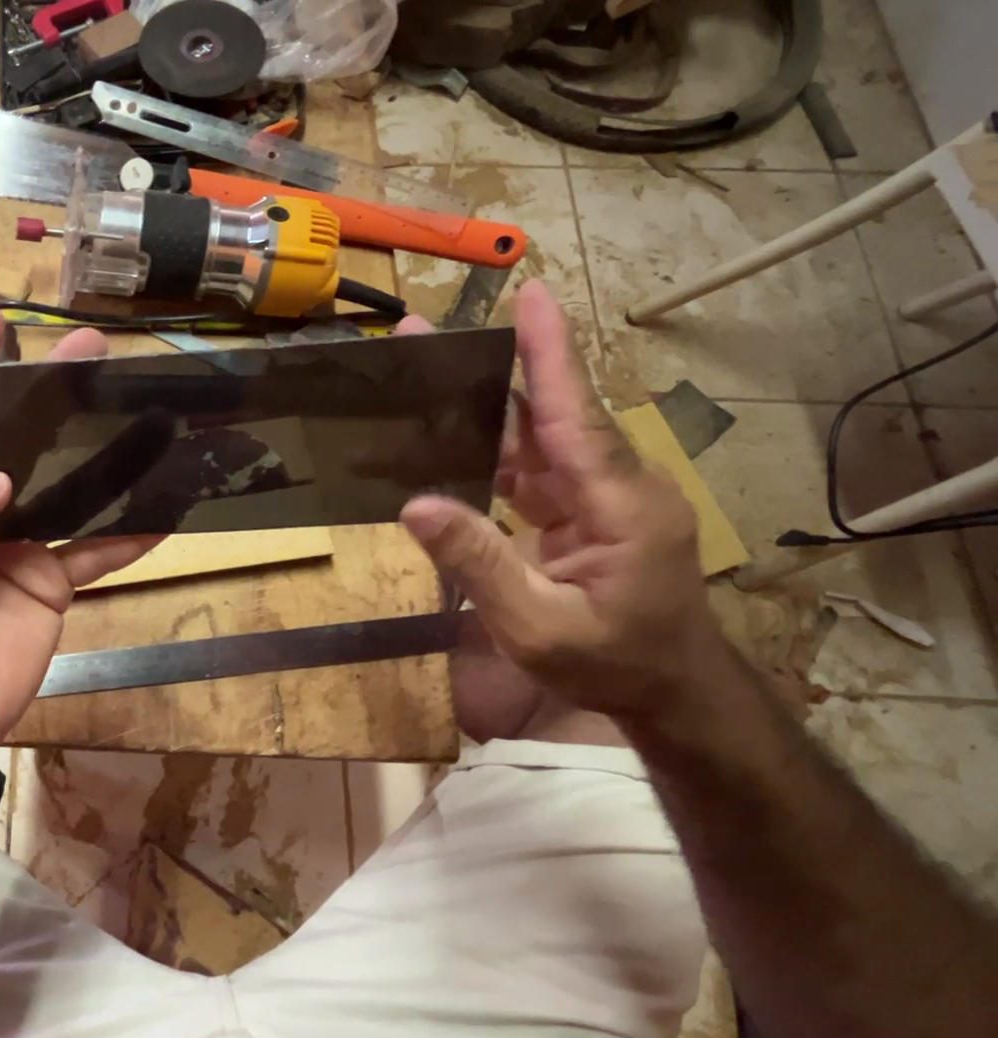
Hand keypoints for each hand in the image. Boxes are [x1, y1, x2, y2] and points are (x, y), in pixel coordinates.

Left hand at [0, 311, 161, 775]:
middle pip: (7, 439)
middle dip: (42, 391)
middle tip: (86, 348)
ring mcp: (14, 543)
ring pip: (59, 485)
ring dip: (95, 450)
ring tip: (134, 403)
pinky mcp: (50, 580)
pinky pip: (94, 549)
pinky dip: (127, 534)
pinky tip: (164, 507)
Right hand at [397, 281, 717, 720]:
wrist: (671, 692)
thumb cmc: (614, 665)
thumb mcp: (538, 626)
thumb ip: (480, 563)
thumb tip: (415, 505)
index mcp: (622, 507)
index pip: (577, 417)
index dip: (550, 355)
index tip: (531, 295)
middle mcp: (616, 487)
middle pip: (547, 414)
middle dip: (489, 370)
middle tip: (423, 337)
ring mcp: (600, 498)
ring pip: (534, 438)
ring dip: (480, 410)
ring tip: (421, 380)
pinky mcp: (583, 513)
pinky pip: (529, 471)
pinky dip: (486, 454)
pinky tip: (444, 441)